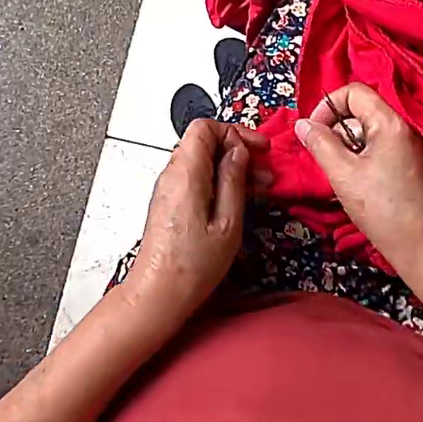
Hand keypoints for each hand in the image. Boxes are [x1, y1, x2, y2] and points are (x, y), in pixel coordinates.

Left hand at [123, 119, 267, 325]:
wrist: (157, 294)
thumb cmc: (191, 265)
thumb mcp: (227, 222)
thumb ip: (234, 180)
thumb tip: (239, 152)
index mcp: (186, 173)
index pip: (205, 127)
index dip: (235, 132)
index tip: (259, 148)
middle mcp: (172, 175)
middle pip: (205, 142)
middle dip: (238, 150)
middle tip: (265, 170)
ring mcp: (169, 188)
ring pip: (203, 160)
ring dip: (232, 167)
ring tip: (259, 187)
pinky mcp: (170, 202)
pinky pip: (196, 178)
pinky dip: (220, 181)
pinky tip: (239, 199)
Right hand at [293, 83, 422, 278]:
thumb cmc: (383, 210)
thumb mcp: (343, 174)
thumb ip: (319, 144)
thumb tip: (302, 124)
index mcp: (391, 122)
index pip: (354, 91)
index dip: (328, 106)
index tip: (314, 132)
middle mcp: (404, 127)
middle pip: (360, 109)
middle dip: (336, 128)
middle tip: (325, 156)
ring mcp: (409, 146)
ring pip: (367, 130)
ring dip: (346, 145)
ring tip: (341, 174)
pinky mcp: (409, 163)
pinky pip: (378, 146)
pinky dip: (360, 157)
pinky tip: (356, 182)